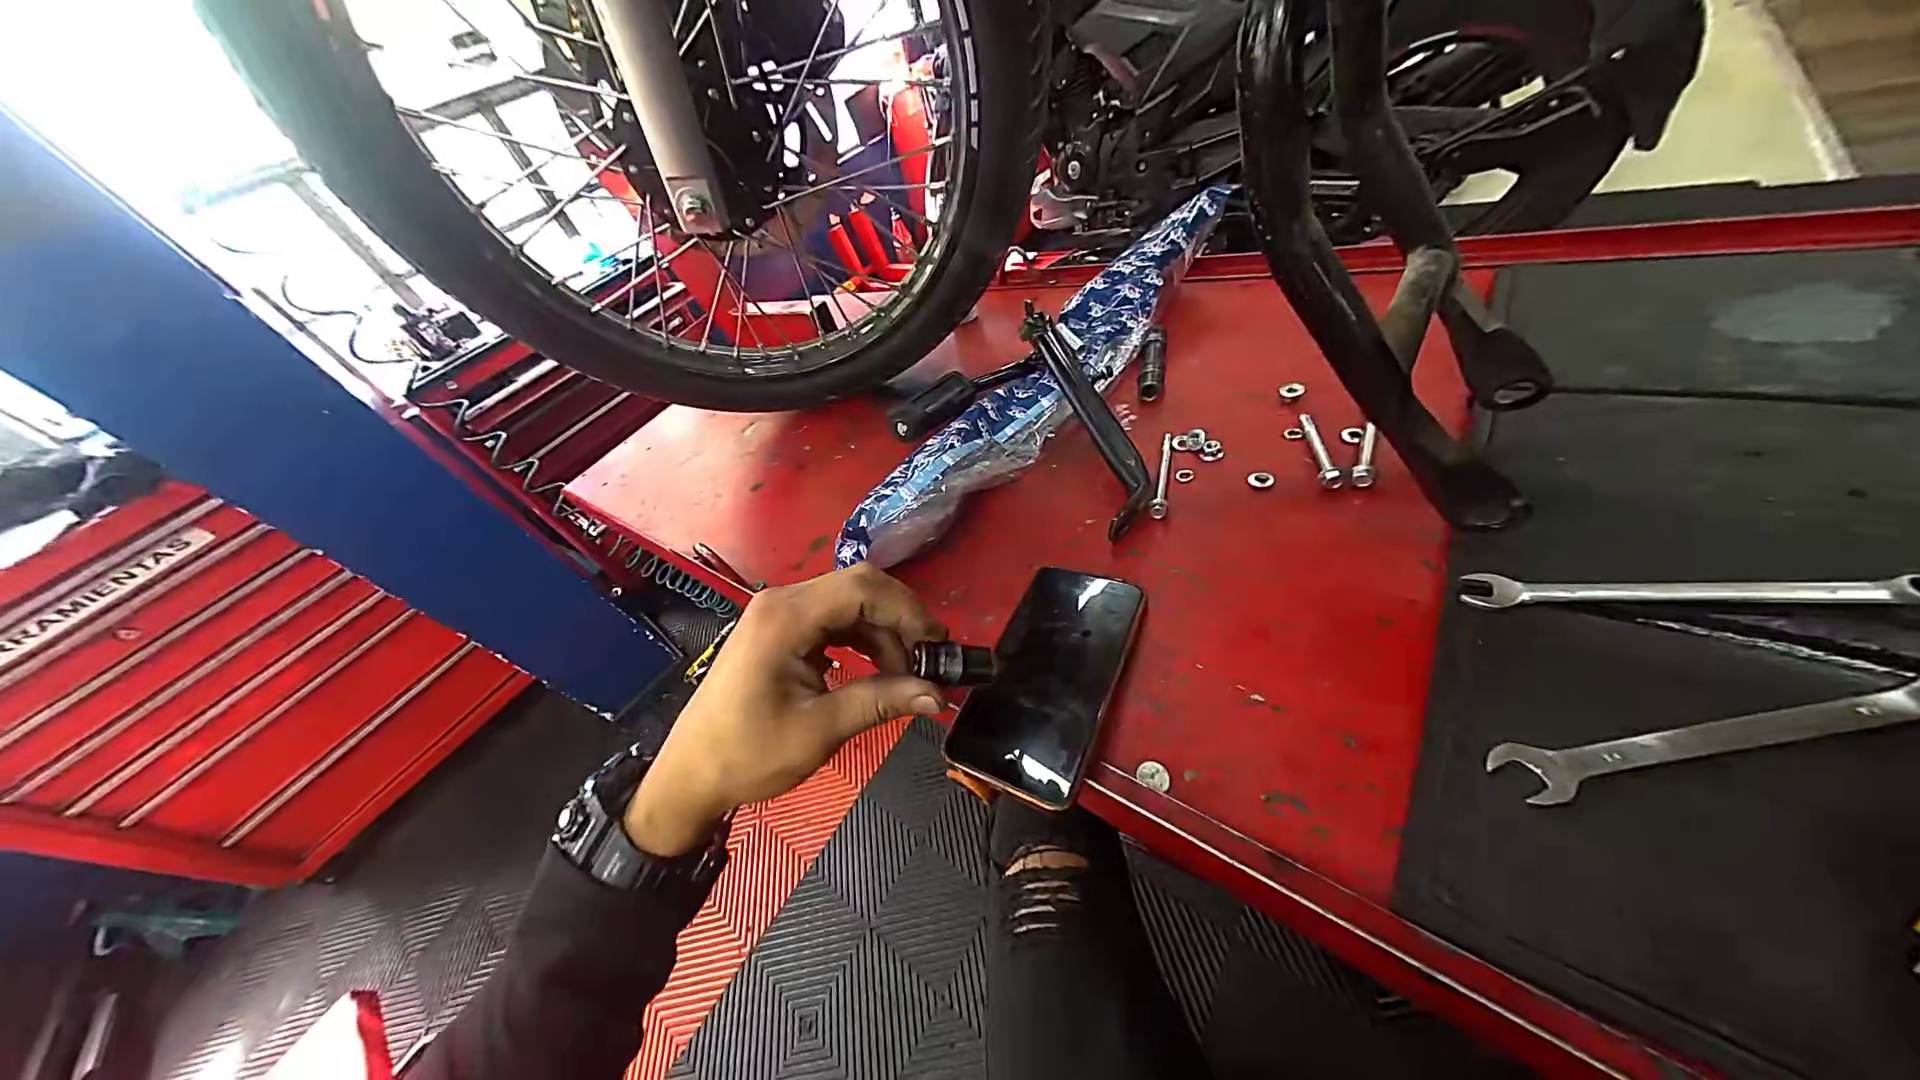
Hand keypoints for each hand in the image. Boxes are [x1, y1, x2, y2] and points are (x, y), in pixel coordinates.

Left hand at [623, 563, 948, 854]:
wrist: (691, 774)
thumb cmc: (747, 754)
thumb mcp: (819, 730)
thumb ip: (880, 701)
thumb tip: (938, 694)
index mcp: (785, 617)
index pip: (862, 589)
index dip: (907, 611)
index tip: (936, 646)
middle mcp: (782, 601)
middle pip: (859, 586)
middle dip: (901, 618)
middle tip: (929, 659)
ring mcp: (780, 612)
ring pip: (851, 601)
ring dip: (885, 631)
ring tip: (906, 673)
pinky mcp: (783, 627)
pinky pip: (836, 618)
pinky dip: (864, 637)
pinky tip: (879, 666)